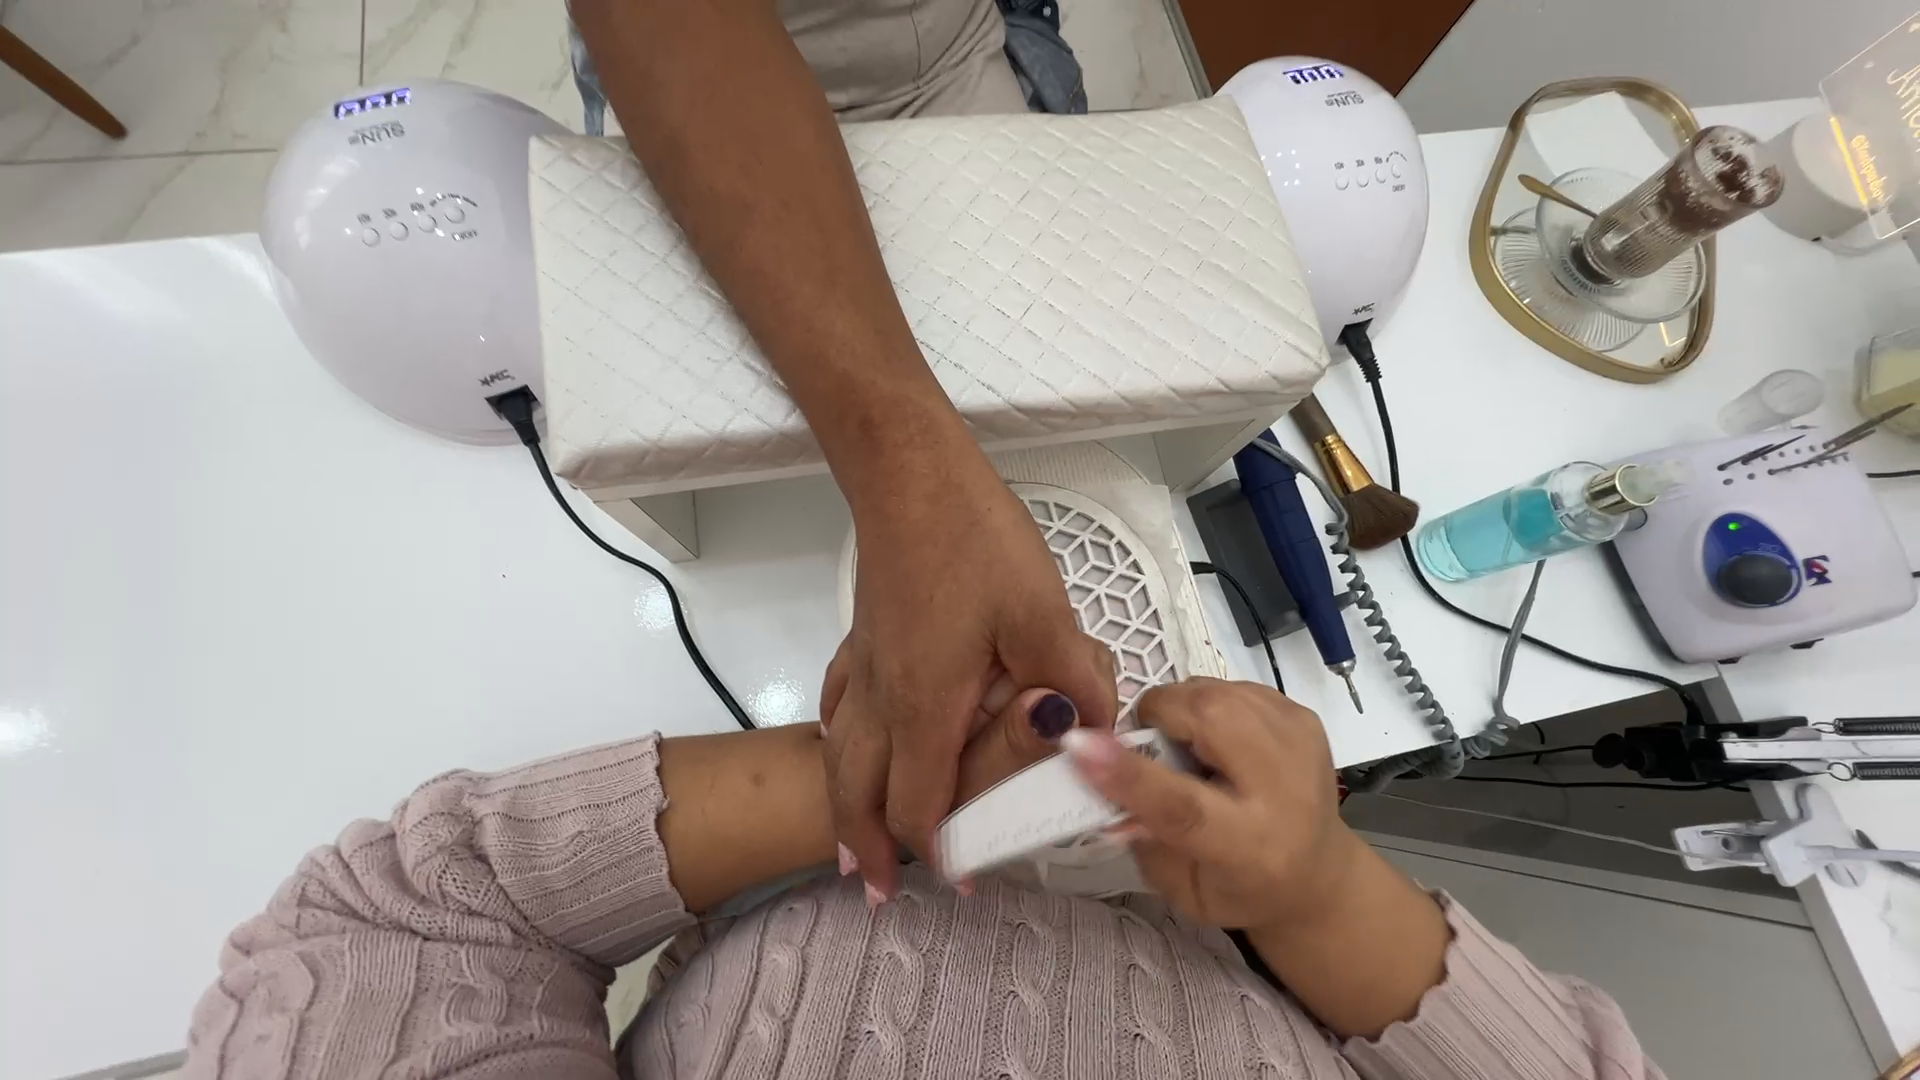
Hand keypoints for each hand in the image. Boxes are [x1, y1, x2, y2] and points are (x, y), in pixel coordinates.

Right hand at [821, 456, 1118, 898]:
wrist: (910, 475)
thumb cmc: (974, 542)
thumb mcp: (1040, 612)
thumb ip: (1072, 680)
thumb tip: (1096, 732)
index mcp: (925, 705)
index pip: (918, 803)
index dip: (938, 849)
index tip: (961, 879)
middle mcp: (882, 696)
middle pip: (857, 793)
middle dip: (867, 846)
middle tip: (875, 886)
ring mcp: (863, 664)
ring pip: (837, 755)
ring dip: (843, 806)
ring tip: (849, 842)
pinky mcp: (861, 634)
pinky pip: (836, 707)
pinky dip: (836, 743)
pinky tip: (845, 741)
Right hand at [1061, 678, 1359, 929]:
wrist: (1319, 873)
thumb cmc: (1238, 885)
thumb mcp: (1181, 886)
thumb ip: (1138, 834)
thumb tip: (1097, 774)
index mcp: (1249, 847)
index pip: (1180, 804)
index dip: (1127, 772)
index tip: (1077, 745)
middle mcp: (1284, 788)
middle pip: (1210, 718)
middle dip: (1161, 714)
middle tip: (1150, 740)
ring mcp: (1300, 742)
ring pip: (1215, 689)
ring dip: (1182, 707)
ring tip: (1190, 745)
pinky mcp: (1304, 715)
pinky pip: (1230, 685)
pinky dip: (1207, 701)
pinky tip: (1219, 739)